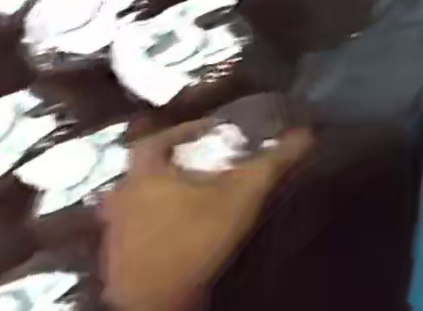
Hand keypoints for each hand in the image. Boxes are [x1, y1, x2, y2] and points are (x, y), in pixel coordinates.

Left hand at [101, 121, 314, 310]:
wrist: (159, 300)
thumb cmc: (199, 234)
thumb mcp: (248, 190)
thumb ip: (278, 158)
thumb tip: (307, 132)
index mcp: (144, 179)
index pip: (151, 142)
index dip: (181, 130)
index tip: (212, 129)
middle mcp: (121, 201)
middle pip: (142, 171)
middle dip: (174, 161)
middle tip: (207, 157)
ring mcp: (114, 231)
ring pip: (139, 197)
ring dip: (166, 187)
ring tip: (203, 185)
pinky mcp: (118, 255)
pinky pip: (138, 221)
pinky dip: (160, 212)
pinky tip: (189, 217)